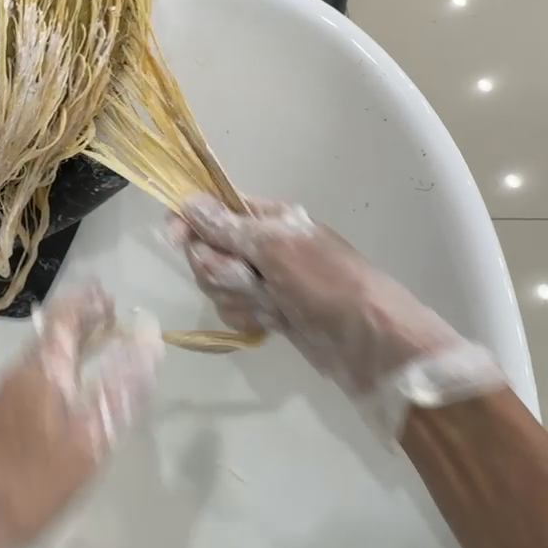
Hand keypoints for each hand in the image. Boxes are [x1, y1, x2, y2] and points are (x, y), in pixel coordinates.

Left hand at [0, 282, 161, 547]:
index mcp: (41, 370)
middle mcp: (20, 372)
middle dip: (83, 320)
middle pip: (53, 333)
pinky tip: (72, 388)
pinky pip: (36, 375)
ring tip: (100, 344)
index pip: (64, 317)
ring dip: (72, 343)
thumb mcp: (86, 441)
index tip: (113, 296)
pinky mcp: (1, 417)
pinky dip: (60, 367)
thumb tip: (148, 342)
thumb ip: (118, 390)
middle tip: (113, 315)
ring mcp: (6, 395)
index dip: (88, 302)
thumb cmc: (29, 483)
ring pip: (43, 355)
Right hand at [170, 195, 503, 436]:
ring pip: (215, 285)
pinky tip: (273, 325)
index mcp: (267, 218)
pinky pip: (232, 310)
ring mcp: (263, 281)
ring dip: (238, 298)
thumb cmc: (329, 284)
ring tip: (272, 306)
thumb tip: (188, 202)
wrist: (371, 345)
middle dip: (221, 269)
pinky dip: (249, 318)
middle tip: (251, 279)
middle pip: (206, 251)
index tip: (176, 239)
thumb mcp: (276, 248)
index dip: (190, 223)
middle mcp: (261, 245)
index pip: (211, 210)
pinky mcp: (266, 312)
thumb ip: (227, 227)